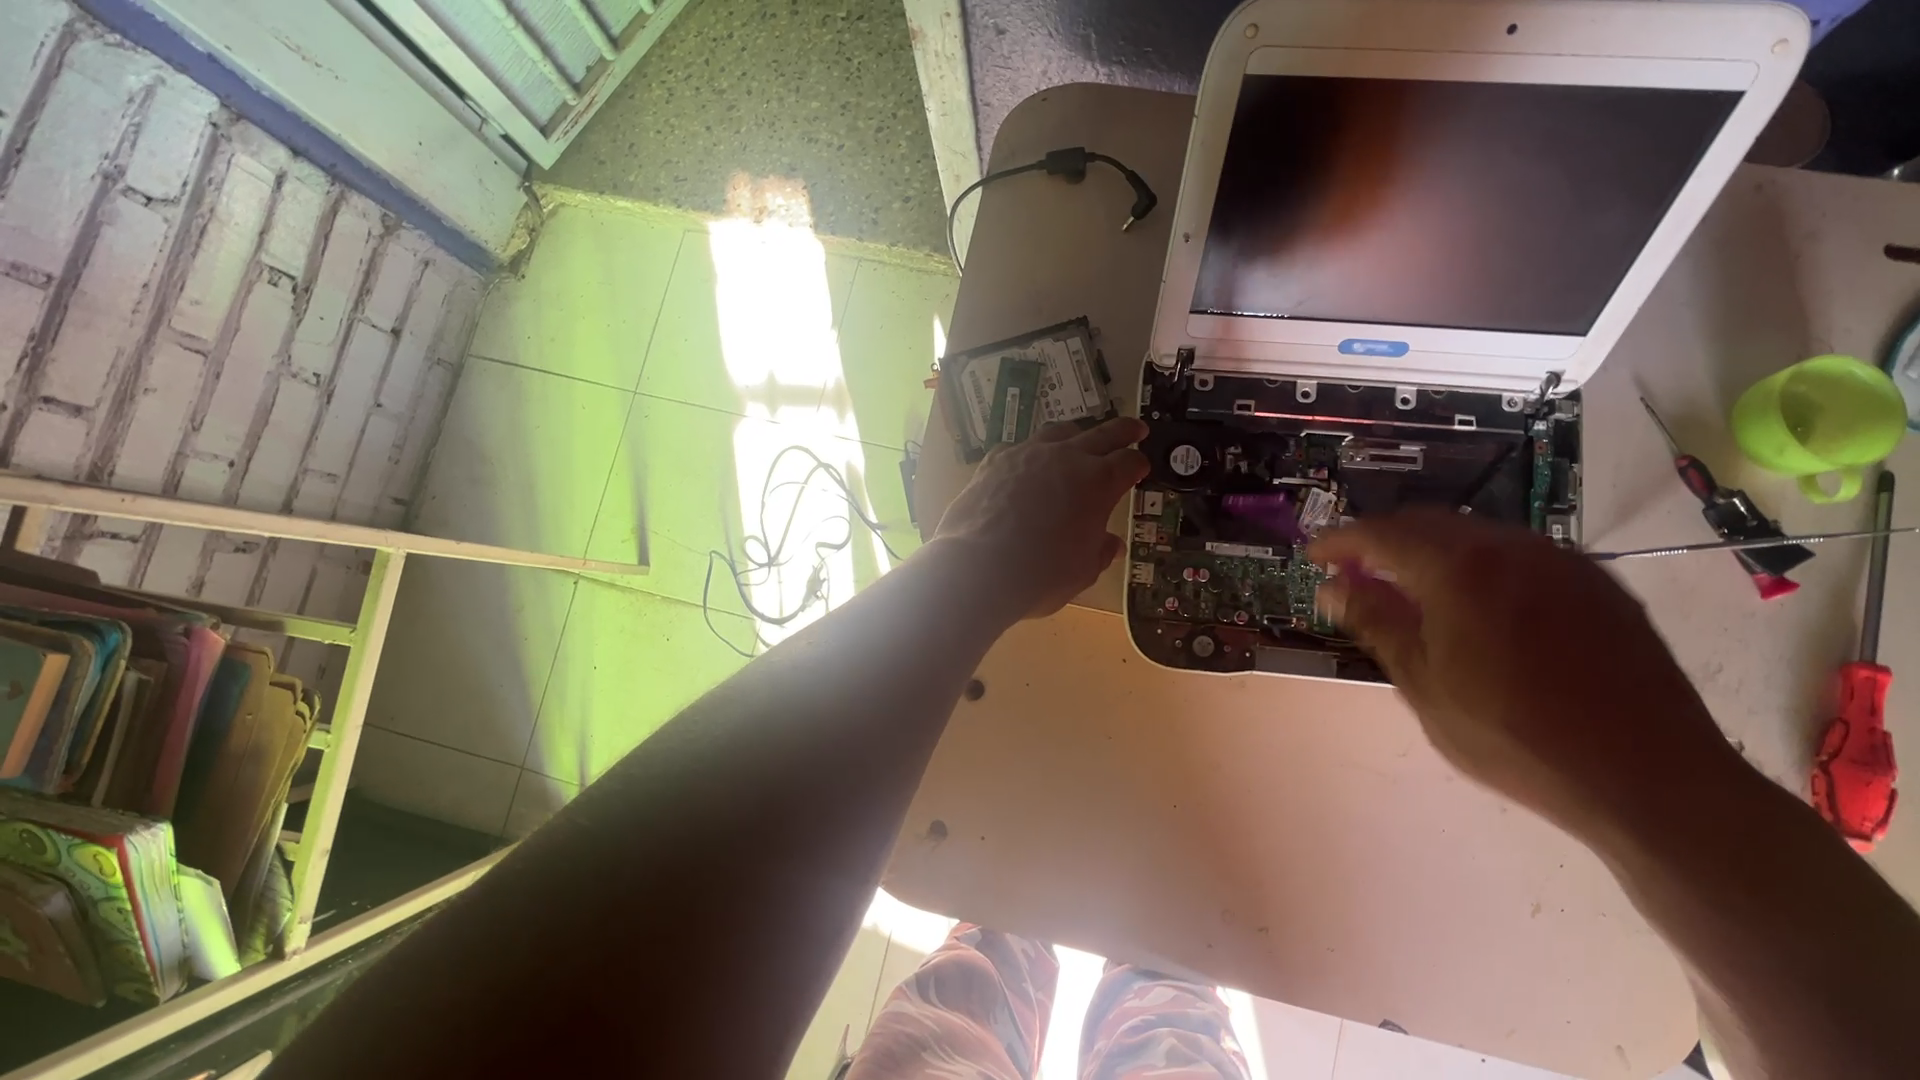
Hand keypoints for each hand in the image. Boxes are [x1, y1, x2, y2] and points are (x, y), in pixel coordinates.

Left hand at [935, 417, 1150, 619]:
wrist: (978, 567)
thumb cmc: (1041, 575)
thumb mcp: (1082, 571)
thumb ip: (1099, 552)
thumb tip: (1111, 544)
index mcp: (1099, 483)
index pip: (1128, 463)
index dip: (1138, 465)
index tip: (1141, 468)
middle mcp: (1067, 458)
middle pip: (1103, 434)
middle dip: (1124, 430)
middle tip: (1136, 428)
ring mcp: (1028, 454)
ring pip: (1059, 432)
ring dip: (1075, 435)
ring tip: (1079, 440)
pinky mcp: (995, 460)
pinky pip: (1019, 447)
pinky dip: (1031, 453)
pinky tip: (1027, 463)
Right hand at [1309, 509, 1744, 834]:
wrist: (1647, 777)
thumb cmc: (1515, 738)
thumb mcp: (1425, 686)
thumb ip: (1377, 623)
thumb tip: (1334, 585)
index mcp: (1460, 569)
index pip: (1381, 534)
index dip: (1341, 541)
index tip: (1315, 557)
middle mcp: (1512, 548)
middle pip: (1430, 524)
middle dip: (1385, 542)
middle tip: (1356, 575)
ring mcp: (1563, 562)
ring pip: (1479, 537)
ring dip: (1433, 553)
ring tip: (1412, 593)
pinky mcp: (1599, 585)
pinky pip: (1522, 557)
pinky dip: (1481, 567)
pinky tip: (1478, 607)